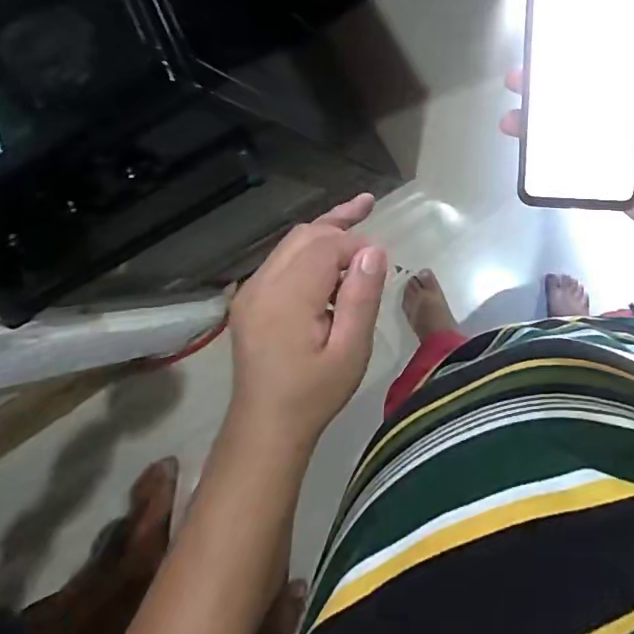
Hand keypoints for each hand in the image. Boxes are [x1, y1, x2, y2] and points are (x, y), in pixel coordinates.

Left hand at [225, 193, 386, 442]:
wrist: (265, 429)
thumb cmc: (314, 393)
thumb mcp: (350, 350)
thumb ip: (361, 296)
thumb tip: (374, 251)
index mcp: (286, 298)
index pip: (326, 247)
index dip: (357, 245)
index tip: (383, 262)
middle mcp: (262, 286)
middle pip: (305, 235)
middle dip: (340, 223)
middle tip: (372, 205)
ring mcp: (251, 292)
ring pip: (291, 244)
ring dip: (324, 232)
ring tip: (358, 213)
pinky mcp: (250, 301)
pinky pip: (282, 260)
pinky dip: (309, 250)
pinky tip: (332, 256)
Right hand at [500, 28, 633, 245]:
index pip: (616, 57)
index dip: (587, 42)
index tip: (555, 30)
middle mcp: (626, 109)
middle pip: (581, 86)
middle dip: (548, 79)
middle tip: (518, 75)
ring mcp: (609, 138)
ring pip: (567, 118)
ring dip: (538, 112)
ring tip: (511, 112)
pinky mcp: (598, 166)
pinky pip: (566, 151)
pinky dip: (542, 147)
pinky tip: (520, 143)